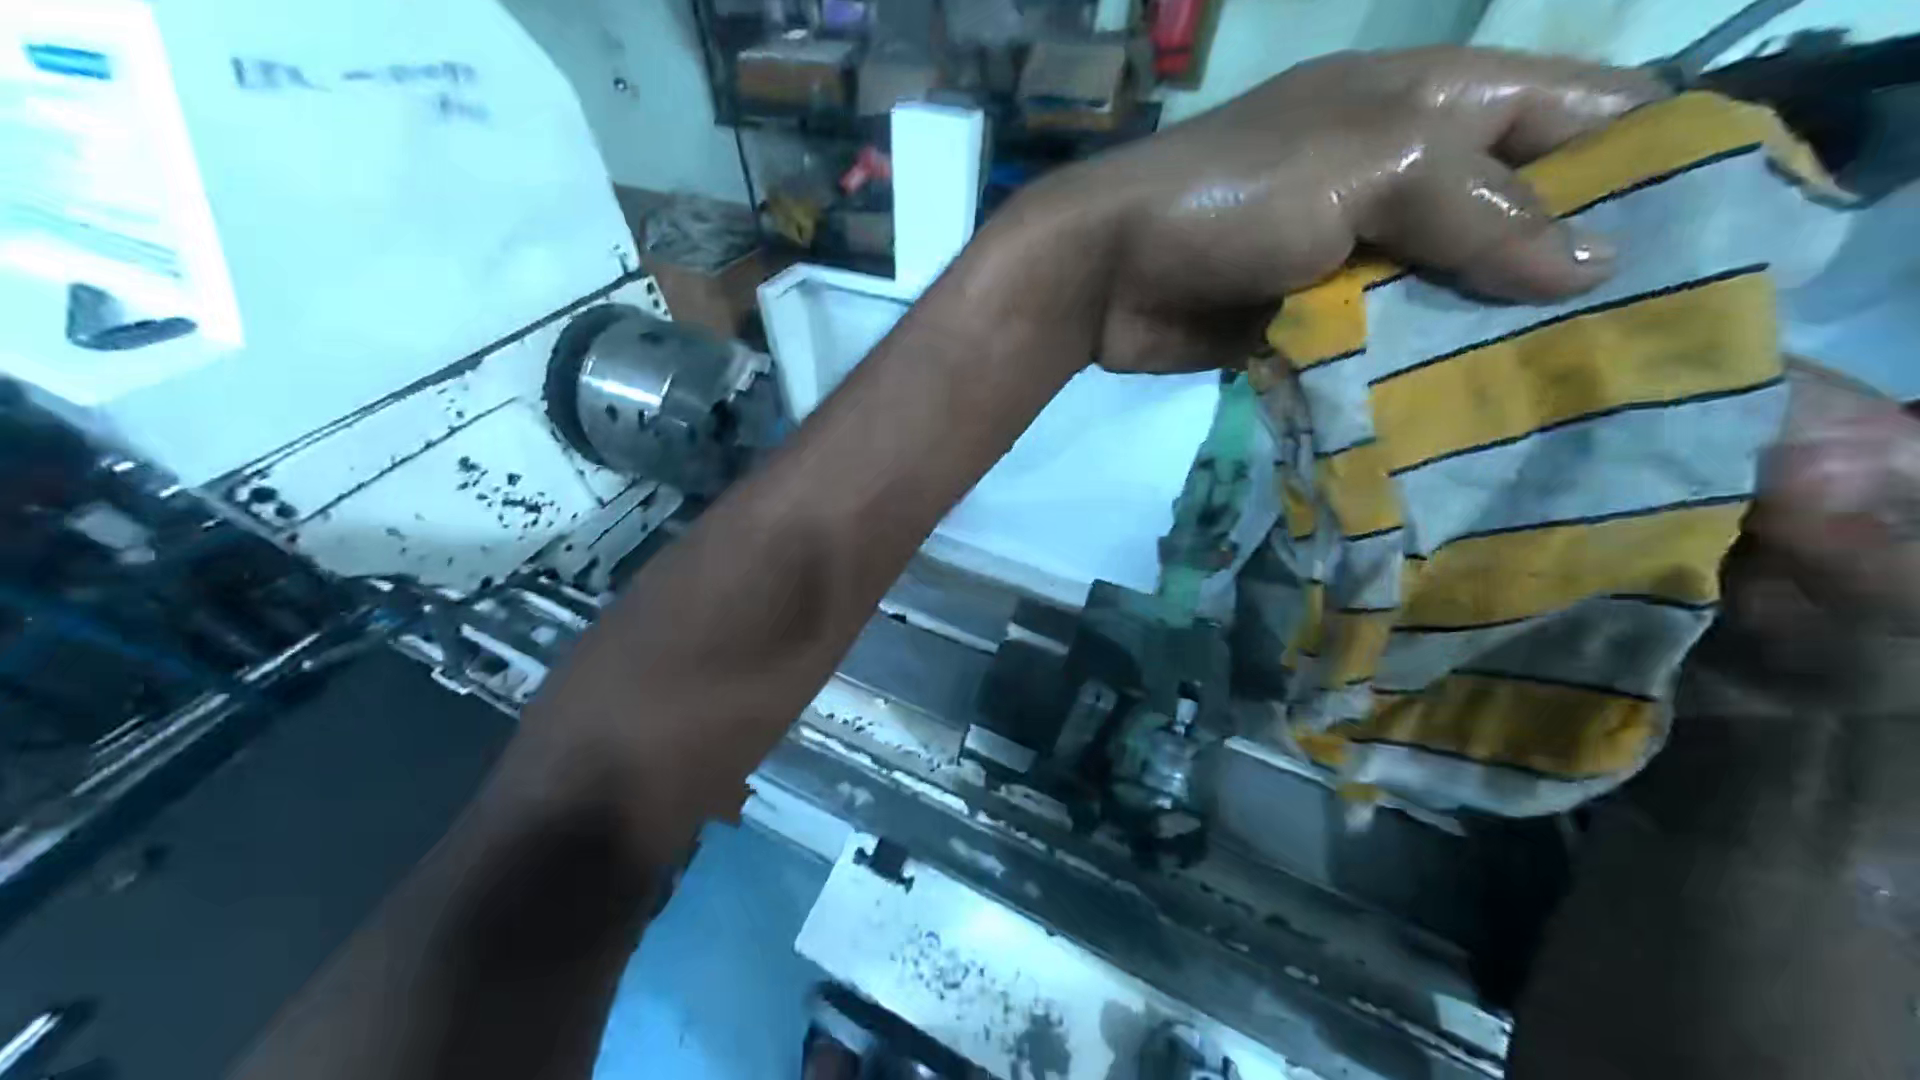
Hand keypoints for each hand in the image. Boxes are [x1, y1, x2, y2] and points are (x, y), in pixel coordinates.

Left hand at [997, 47, 1667, 372]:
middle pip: (1519, 213)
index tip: (1722, 238)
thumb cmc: (1233, 195)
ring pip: (1450, 290)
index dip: (1658, 159)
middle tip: (1647, 348)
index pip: (1583, 111)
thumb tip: (1592, 266)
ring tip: (1567, 396)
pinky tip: (1463, 415)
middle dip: (1573, 272)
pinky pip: (1382, 343)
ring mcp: (1354, 252)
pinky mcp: (1310, 316)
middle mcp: (1403, 173)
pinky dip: (1414, 372)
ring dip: (1491, 336)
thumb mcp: (1370, 165)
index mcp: (1435, 101)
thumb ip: (1478, 209)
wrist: (1110, 269)